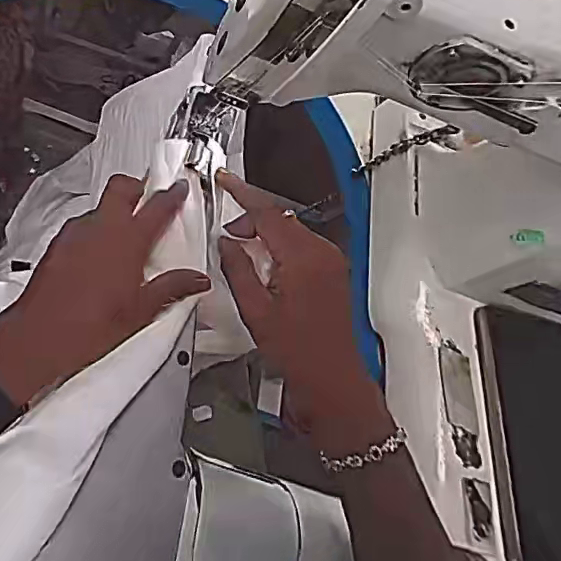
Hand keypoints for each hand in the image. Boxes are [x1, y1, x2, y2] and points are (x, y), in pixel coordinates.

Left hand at [0, 174, 209, 405]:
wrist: (40, 337)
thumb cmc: (87, 326)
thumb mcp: (142, 310)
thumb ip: (172, 287)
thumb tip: (194, 280)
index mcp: (129, 240)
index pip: (158, 206)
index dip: (172, 194)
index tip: (178, 190)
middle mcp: (101, 229)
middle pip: (122, 187)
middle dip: (138, 187)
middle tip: (148, 198)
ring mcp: (76, 233)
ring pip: (99, 206)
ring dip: (114, 212)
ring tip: (124, 235)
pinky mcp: (58, 244)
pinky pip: (80, 226)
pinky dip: (93, 231)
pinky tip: (98, 255)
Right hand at [215, 170, 379, 437]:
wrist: (332, 379)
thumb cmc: (300, 353)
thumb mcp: (256, 310)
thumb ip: (238, 269)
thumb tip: (227, 244)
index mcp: (302, 257)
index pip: (268, 213)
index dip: (242, 194)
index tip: (226, 180)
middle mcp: (322, 253)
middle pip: (281, 219)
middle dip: (251, 221)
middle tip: (228, 236)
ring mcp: (332, 261)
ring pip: (292, 232)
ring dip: (266, 235)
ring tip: (244, 254)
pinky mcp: (334, 271)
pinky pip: (304, 246)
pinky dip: (282, 248)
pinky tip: (267, 267)